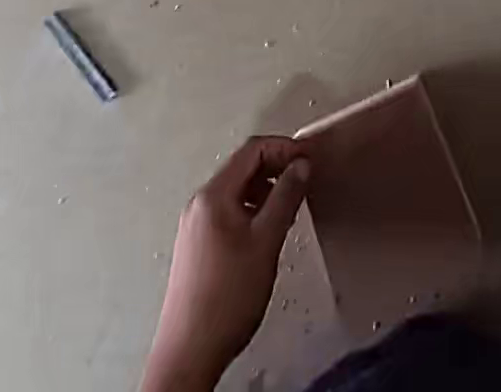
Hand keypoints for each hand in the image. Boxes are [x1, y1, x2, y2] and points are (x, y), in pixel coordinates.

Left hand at [140, 137, 309, 391]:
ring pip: (238, 188)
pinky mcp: (199, 244)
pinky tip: (271, 226)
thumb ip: (286, 196)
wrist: (190, 352)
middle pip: (244, 166)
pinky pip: (231, 208)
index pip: (252, 150)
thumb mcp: (267, 239)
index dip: (285, 147)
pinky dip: (255, 206)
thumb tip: (301, 165)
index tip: (310, 159)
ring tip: (293, 203)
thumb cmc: (228, 295)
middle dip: (278, 165)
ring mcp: (196, 225)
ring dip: (268, 187)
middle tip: (306, 177)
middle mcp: (200, 205)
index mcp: (213, 196)